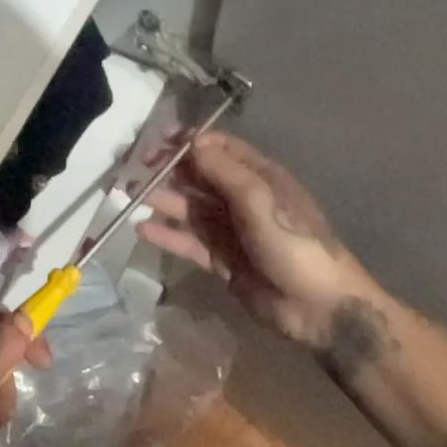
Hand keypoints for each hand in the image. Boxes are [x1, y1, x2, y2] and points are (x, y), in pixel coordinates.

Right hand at [137, 131, 374, 347]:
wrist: (316, 306)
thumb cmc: (293, 244)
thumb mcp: (260, 201)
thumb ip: (225, 171)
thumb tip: (192, 142)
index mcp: (260, 177)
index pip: (220, 148)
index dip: (190, 142)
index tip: (158, 140)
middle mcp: (243, 199)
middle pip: (200, 177)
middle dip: (169, 170)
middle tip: (135, 168)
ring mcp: (231, 230)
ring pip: (190, 208)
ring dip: (163, 200)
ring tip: (130, 195)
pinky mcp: (222, 260)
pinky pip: (189, 242)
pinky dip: (167, 235)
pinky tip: (142, 230)